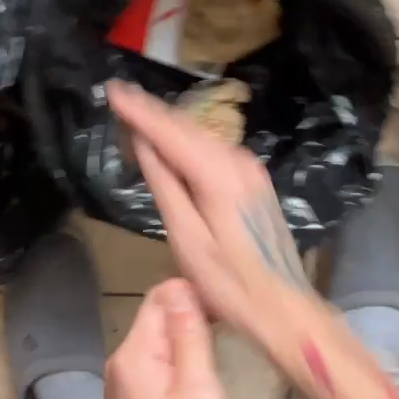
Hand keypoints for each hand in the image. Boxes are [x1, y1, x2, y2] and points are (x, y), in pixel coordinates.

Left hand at [104, 279, 239, 398]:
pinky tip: (200, 378)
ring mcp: (123, 391)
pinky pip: (156, 370)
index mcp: (131, 356)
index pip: (158, 298)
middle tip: (229, 328)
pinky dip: (178, 365)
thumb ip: (188, 334)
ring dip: (186, 341)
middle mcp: (118, 367)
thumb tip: (180, 283)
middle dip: (189, 318)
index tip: (226, 306)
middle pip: (156, 320)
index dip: (192, 294)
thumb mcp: (200, 391)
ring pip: (157, 345)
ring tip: (219, 349)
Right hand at [108, 81, 311, 343]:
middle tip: (118, 97)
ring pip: (199, 134)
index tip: (113, 90)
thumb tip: (143, 143)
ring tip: (135, 111)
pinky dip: (185, 138)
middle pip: (185, 126)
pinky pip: (211, 146)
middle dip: (150, 110)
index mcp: (219, 175)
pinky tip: (168, 138)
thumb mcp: (187, 238)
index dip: (139, 110)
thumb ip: (164, 184)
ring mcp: (249, 168)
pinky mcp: (253, 178)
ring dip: (167, 123)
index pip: (170, 132)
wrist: (285, 308)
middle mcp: (237, 161)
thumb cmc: (229, 283)